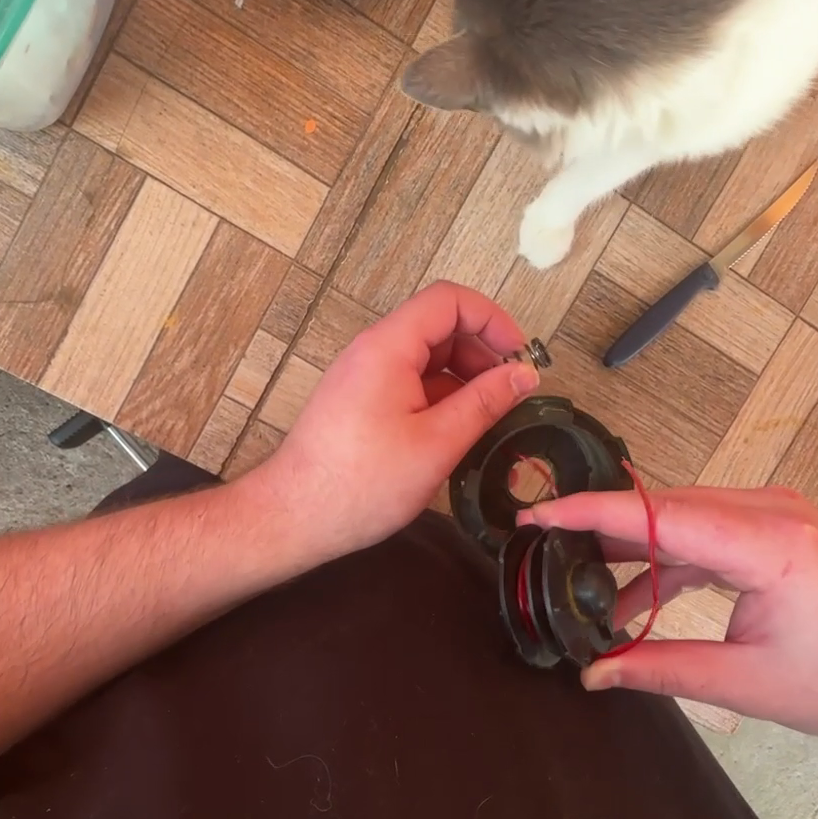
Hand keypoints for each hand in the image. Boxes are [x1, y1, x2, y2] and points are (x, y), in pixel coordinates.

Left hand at [250, 282, 539, 560]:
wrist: (294, 517)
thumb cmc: (362, 484)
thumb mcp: (437, 443)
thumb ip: (484, 403)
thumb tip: (523, 375)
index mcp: (388, 347)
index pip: (448, 301)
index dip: (492, 319)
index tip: (519, 357)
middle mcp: (372, 352)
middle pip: (438, 328)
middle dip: (481, 353)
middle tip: (511, 394)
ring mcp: (363, 377)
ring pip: (425, 359)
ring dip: (463, 380)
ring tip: (490, 418)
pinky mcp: (359, 402)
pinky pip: (408, 384)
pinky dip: (439, 399)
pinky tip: (457, 432)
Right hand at [524, 486, 817, 758]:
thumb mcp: (743, 683)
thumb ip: (659, 669)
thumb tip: (591, 673)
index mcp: (771, 544)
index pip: (659, 515)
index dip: (590, 512)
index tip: (537, 513)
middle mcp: (774, 511)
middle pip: (664, 506)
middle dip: (601, 526)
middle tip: (544, 545)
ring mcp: (777, 512)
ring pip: (680, 514)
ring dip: (633, 544)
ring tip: (583, 574)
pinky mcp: (776, 525)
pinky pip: (705, 529)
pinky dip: (668, 557)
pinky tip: (637, 594)